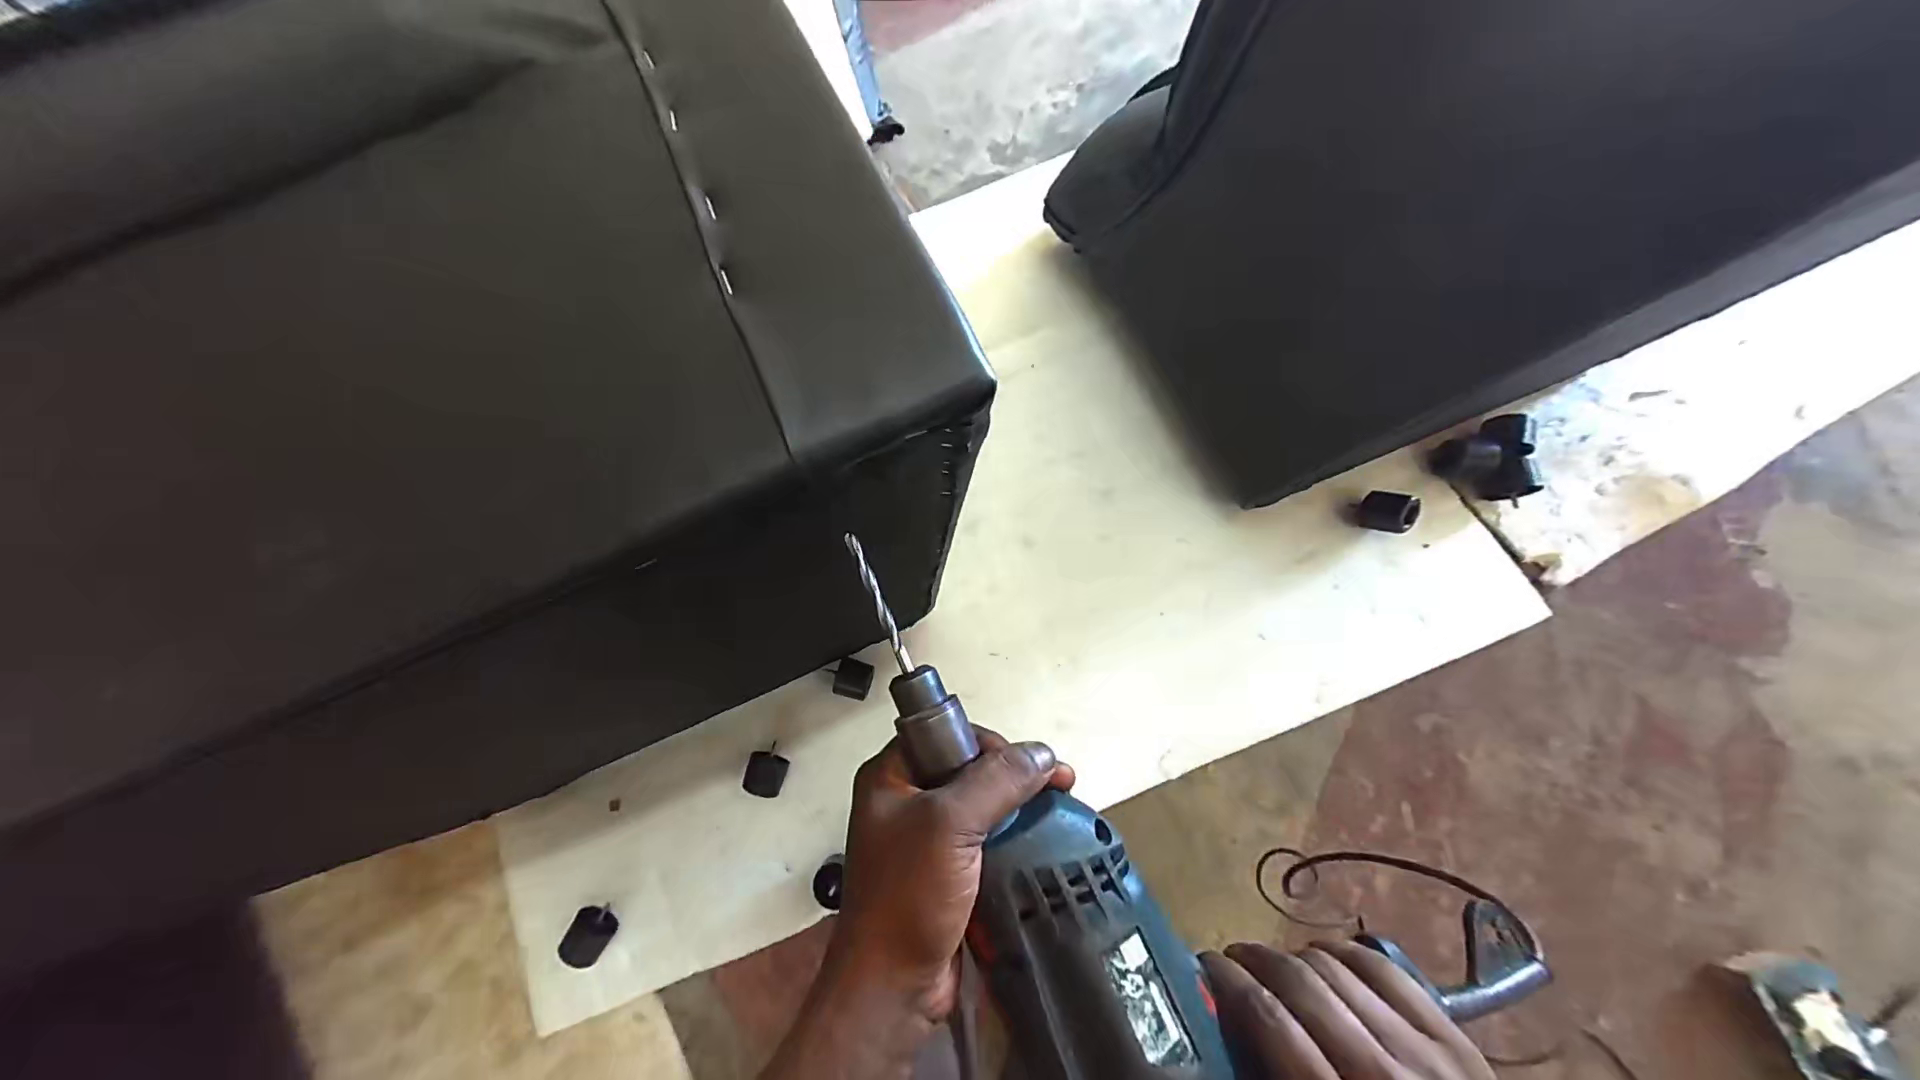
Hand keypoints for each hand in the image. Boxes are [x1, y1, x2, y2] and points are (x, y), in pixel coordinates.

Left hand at [760, 728, 1073, 1079]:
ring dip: (1018, 803)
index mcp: (890, 776)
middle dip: (1012, 773)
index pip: (946, 735)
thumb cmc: (907, 896)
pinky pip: (986, 836)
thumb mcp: (949, 825)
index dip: (987, 743)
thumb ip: (995, 782)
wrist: (894, 985)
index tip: (1024, 763)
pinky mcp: (948, 868)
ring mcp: (926, 836)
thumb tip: (1041, 752)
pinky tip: (1040, 837)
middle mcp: (905, 799)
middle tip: (1054, 783)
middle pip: (968, 767)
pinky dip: (1014, 833)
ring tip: (1058, 805)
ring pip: (981, 802)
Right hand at [1200, 940, 1494, 1079]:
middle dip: (1251, 960)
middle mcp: (1382, 1075)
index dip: (1226, 982)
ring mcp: (1427, 1054)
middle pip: (1297, 981)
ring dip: (1291, 956)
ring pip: (1335, 968)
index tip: (1203, 969)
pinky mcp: (1458, 1042)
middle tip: (1230, 964)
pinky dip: (1342, 954)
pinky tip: (1323, 960)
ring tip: (1274, 967)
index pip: (1268, 1017)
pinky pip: (1383, 970)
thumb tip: (1218, 1042)